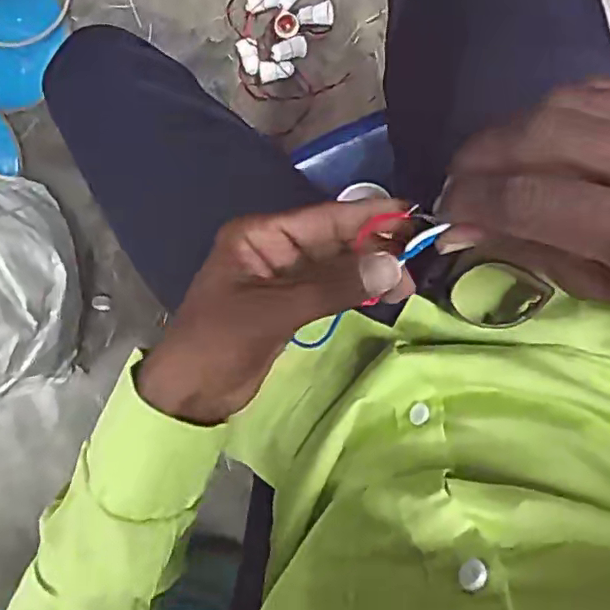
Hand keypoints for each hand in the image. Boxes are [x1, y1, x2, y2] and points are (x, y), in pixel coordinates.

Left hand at [137, 199, 417, 424]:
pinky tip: (385, 292)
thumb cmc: (218, 343)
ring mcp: (284, 277)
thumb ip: (333, 287)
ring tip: (410, 280)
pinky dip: (357, 289)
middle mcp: (274, 249)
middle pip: (334, 239)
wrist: (188, 394)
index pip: (323, 218)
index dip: (368, 216)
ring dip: (371, 269)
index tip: (412, 216)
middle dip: (375, 246)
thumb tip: (391, 266)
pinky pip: (332, 288)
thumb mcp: (274, 311)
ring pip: (337, 264)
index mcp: (260, 236)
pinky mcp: (292, 304)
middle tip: (420, 256)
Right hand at [438, 79, 609, 335]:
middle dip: (480, 156)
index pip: (530, 198)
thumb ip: (533, 249)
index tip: (445, 211)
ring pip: (564, 103)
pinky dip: (554, 112)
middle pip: (540, 135)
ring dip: (511, 130)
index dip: (472, 200)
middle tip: (458, 179)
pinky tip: (542, 137)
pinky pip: (600, 91)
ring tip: (493, 158)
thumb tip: (463, 225)